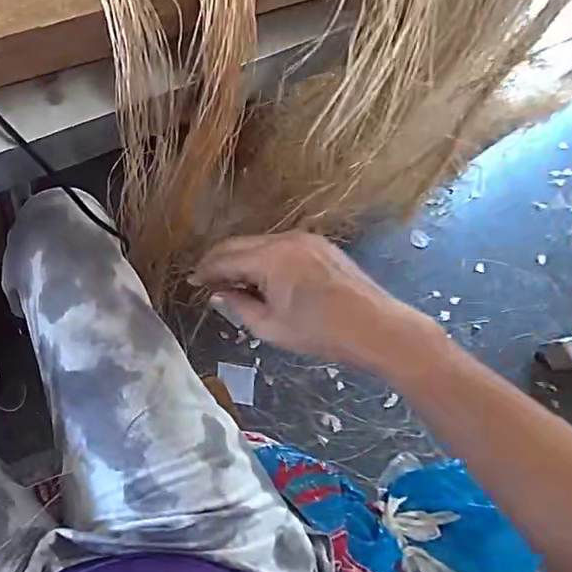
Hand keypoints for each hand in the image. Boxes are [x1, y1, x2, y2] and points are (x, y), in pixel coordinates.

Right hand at [191, 232, 440, 370]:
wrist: (378, 328)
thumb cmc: (321, 333)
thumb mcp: (271, 327)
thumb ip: (239, 306)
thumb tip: (219, 293)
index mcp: (271, 257)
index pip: (225, 258)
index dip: (205, 270)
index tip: (193, 282)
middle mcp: (286, 239)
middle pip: (239, 244)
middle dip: (220, 261)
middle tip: (207, 281)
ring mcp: (306, 239)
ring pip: (259, 243)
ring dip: (242, 259)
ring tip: (233, 283)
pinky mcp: (320, 245)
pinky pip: (280, 246)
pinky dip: (264, 258)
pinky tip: (262, 278)